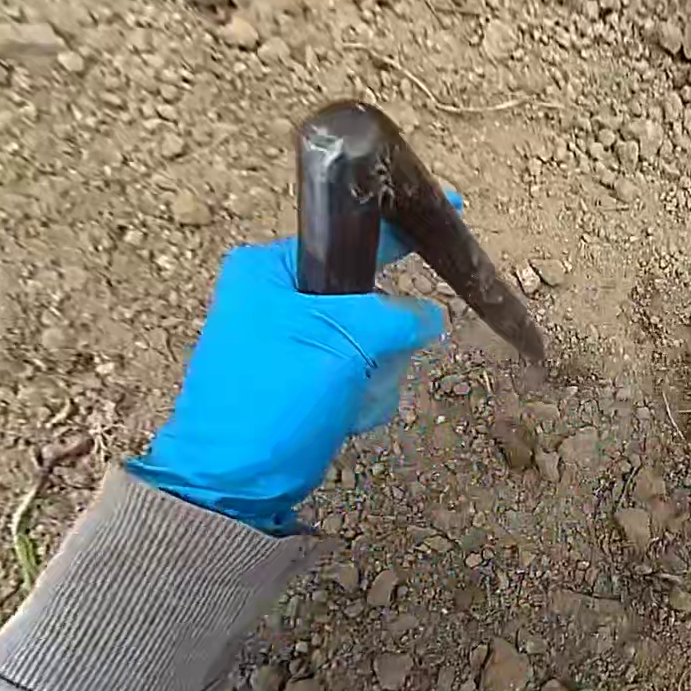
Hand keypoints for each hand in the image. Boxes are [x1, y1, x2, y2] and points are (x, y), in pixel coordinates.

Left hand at [128, 232, 445, 532]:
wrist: (236, 479)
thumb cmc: (273, 397)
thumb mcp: (337, 342)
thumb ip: (395, 317)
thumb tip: (433, 315)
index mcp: (276, 270)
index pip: (354, 237)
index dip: (403, 230)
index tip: (453, 210)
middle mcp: (291, 300)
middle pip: (380, 302)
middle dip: (385, 344)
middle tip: (367, 367)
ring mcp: (308, 341)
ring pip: (383, 343)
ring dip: (377, 377)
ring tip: (347, 399)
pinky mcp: (320, 377)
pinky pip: (372, 373)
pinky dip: (367, 396)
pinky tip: (344, 414)